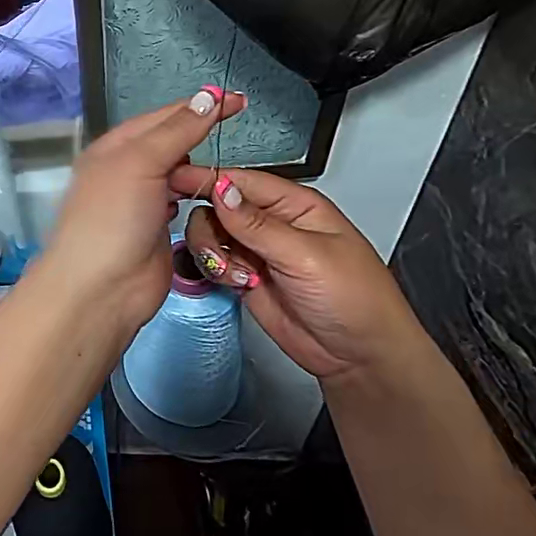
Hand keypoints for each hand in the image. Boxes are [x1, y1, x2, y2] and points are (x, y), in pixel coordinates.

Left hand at [38, 87, 245, 333]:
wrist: (102, 289)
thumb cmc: (114, 217)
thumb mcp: (142, 162)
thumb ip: (177, 130)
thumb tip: (209, 96)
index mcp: (116, 146)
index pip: (164, 116)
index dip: (200, 106)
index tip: (239, 101)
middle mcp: (127, 169)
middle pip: (171, 142)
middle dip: (200, 134)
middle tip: (238, 131)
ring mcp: (142, 200)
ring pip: (178, 172)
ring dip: (199, 167)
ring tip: (227, 164)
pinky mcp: (157, 227)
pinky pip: (182, 201)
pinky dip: (196, 194)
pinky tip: (211, 193)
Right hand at [168, 167, 426, 384]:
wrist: (359, 357)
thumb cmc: (357, 299)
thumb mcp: (306, 256)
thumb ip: (257, 224)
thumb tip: (221, 189)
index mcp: (294, 204)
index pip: (242, 181)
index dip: (207, 178)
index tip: (175, 179)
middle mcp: (273, 223)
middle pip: (218, 207)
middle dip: (209, 227)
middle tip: (218, 251)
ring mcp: (259, 250)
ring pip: (212, 235)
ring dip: (212, 252)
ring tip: (235, 274)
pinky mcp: (248, 277)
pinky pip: (215, 262)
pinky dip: (215, 271)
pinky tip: (237, 283)